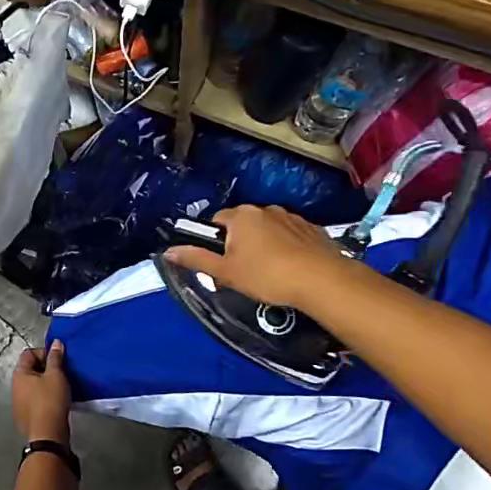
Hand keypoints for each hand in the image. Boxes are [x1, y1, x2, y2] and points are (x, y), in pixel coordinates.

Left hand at [12, 341, 72, 443]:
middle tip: (62, 373)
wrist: (47, 435)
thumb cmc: (50, 400)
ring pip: (34, 385)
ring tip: (62, 387)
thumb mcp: (56, 375)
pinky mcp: (26, 415)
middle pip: (31, 368)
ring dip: (47, 383)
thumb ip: (55, 357)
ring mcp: (19, 402)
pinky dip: (45, 397)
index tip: (58, 360)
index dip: (45, 353)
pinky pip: (36, 399)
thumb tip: (56, 342)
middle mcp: (15, 386)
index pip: (29, 353)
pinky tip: (57, 401)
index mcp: (19, 373)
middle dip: (47, 368)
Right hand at [160, 205, 355, 310]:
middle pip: (242, 224)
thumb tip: (169, 251)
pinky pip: (290, 234)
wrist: (322, 280)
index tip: (221, 262)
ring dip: (264, 244)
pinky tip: (291, 267)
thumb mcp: (226, 272)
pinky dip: (286, 247)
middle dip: (239, 243)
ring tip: (270, 272)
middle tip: (242, 271)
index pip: (215, 221)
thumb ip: (197, 259)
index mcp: (240, 216)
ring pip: (267, 229)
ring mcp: (291, 216)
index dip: (214, 241)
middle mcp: (264, 209)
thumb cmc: (267, 276)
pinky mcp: (312, 228)